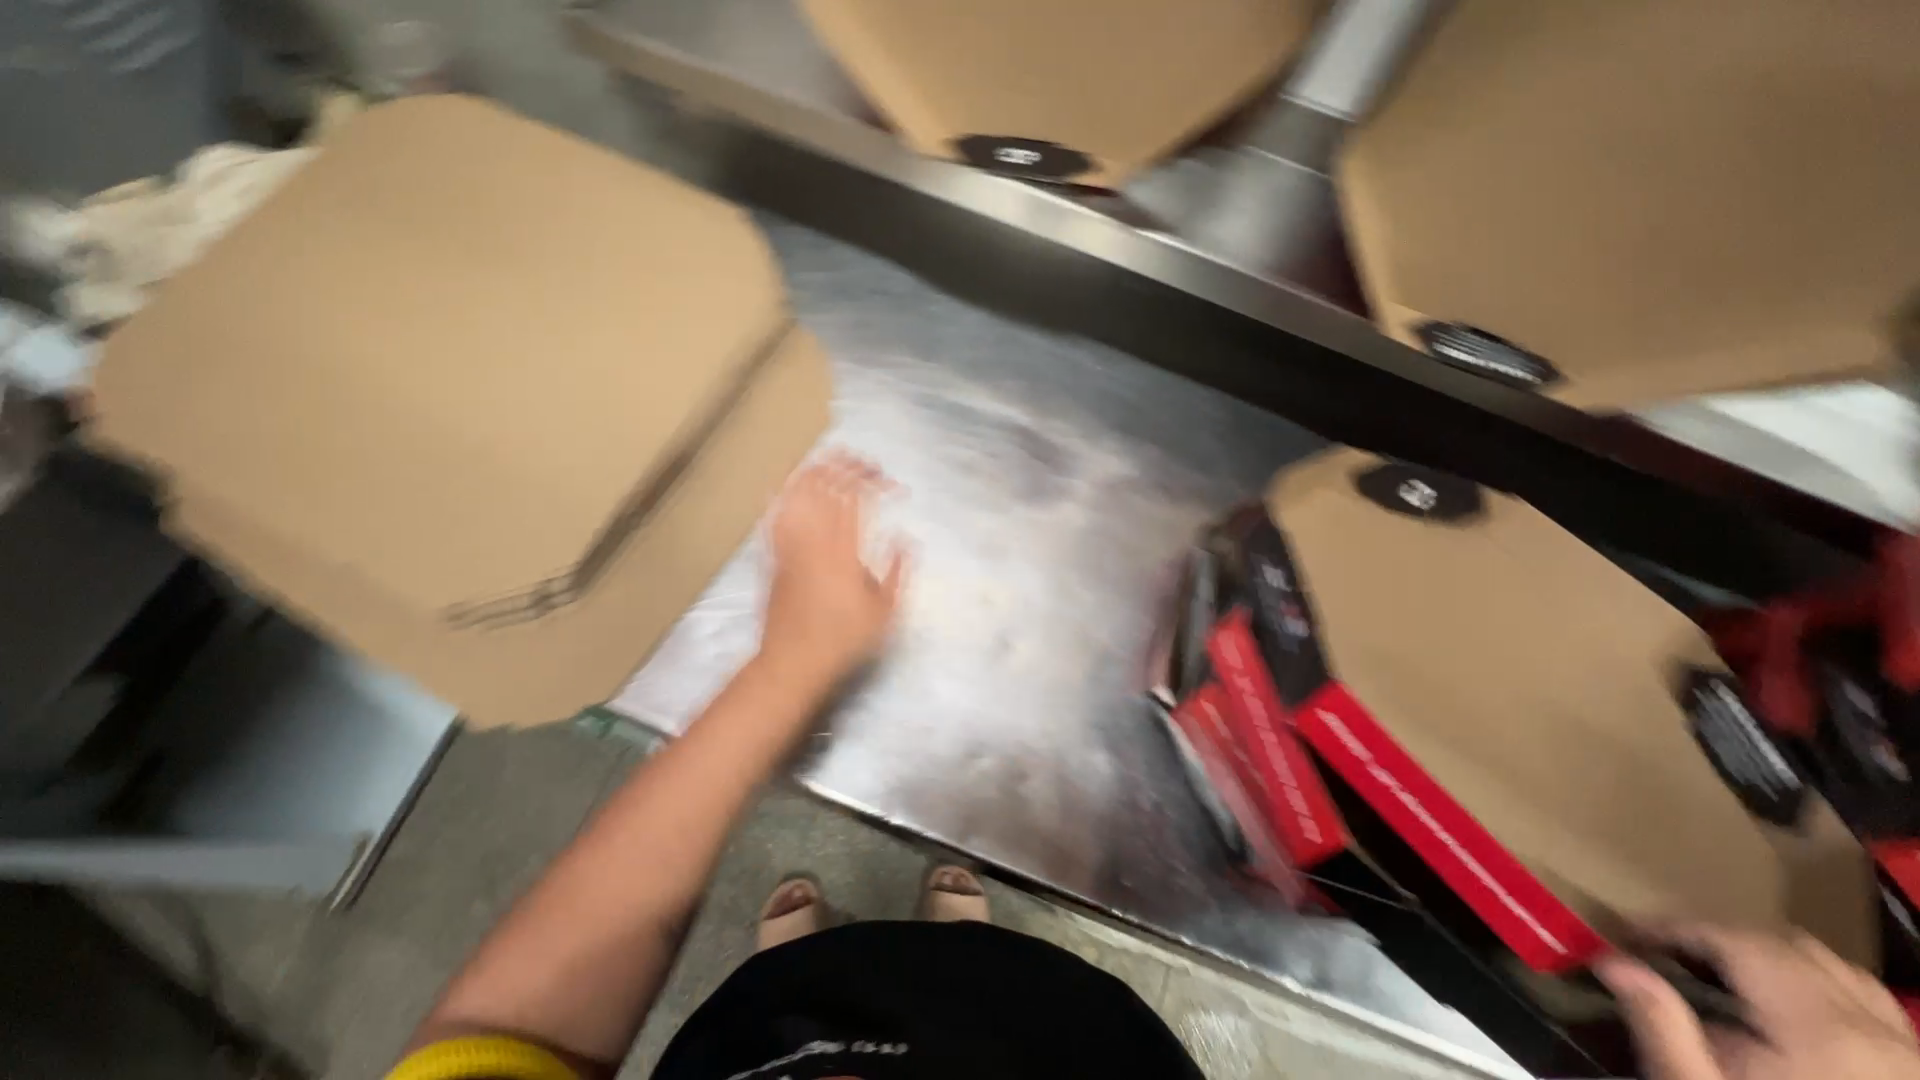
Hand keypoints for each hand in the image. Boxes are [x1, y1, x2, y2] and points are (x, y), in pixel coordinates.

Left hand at [756, 451, 906, 691]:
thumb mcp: (885, 611)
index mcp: (844, 549)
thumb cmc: (843, 639)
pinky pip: (774, 514)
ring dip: (815, 471)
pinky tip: (787, 484)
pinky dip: (783, 494)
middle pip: (825, 485)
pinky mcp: (772, 556)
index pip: (858, 497)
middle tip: (865, 464)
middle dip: (846, 466)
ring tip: (832, 462)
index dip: (876, 482)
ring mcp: (788, 545)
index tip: (895, 486)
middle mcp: (813, 539)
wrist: (792, 660)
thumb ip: (897, 569)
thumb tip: (904, 539)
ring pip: (796, 493)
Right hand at [1597, 924, 1919, 1079]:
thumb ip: (1660, 1025)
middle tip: (1666, 955)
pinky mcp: (1913, 1067)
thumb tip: (1613, 963)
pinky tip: (1793, 1006)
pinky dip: (1823, 985)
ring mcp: (1904, 1049)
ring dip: (1771, 957)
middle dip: (1718, 939)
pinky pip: (1870, 1000)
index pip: (1734, 942)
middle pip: (1784, 946)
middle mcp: (1866, 1025)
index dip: (1675, 928)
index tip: (1628, 936)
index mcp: (1812, 1026)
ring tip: (1723, 974)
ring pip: (1833, 967)